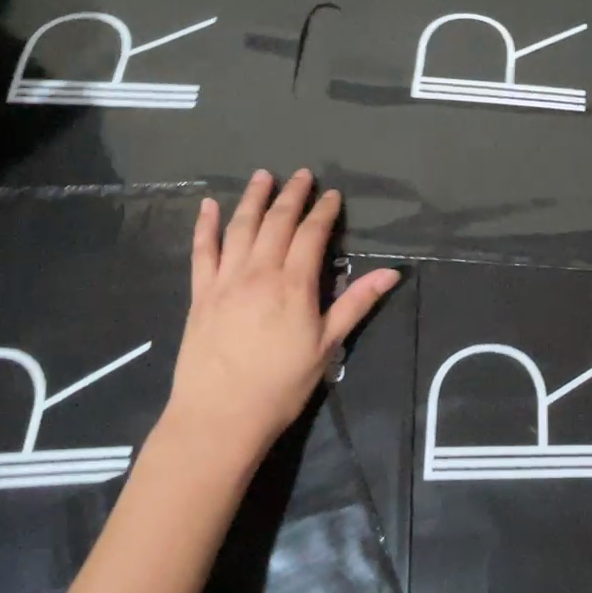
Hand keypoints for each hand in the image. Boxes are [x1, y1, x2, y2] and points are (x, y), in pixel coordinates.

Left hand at [160, 169, 400, 468]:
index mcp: (294, 285)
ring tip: (262, 175)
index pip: (312, 235)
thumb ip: (356, 304)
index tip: (332, 194)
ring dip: (252, 199)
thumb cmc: (281, 385)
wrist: (219, 417)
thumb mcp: (327, 346)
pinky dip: (205, 226)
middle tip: (302, 174)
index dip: (324, 212)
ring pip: (240, 228)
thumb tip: (391, 272)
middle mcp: (258, 273)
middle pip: (277, 223)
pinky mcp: (200, 294)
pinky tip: (209, 206)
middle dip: (291, 196)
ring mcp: (225, 281)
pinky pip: (202, 251)